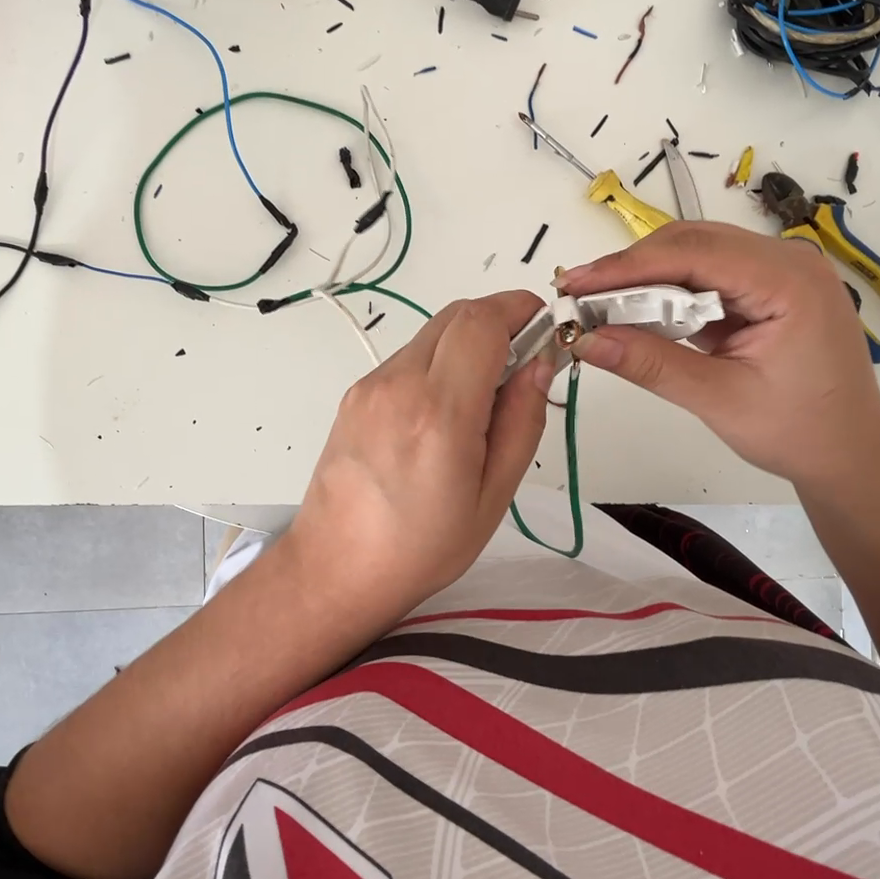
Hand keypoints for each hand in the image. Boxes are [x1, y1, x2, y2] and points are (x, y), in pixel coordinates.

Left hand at [285, 291, 551, 614]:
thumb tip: (539, 364)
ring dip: (466, 345)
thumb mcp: (493, 496)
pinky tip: (442, 413)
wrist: (335, 567)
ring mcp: (369, 386)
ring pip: (430, 334)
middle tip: (521, 365)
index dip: (520, 310)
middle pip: (457, 315)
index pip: (482, 322)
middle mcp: (398, 385)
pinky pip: (407, 359)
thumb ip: (521, 421)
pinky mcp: (354, 394)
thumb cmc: (421, 547)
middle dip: (498, 323)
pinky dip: (436, 365)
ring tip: (481, 399)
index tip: (544, 330)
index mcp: (440, 413)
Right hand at [558, 221, 879, 488]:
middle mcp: (787, 261)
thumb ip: (651, 364)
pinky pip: (706, 276)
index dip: (628, 266)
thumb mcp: (718, 398)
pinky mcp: (765, 289)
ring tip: (596, 301)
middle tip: (577, 294)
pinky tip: (633, 310)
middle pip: (692, 243)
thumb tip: (585, 340)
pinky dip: (666, 291)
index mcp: (789, 280)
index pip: (695, 254)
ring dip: (645, 277)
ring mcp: (778, 272)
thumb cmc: (796, 431)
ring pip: (695, 255)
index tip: (576, 284)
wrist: (848, 453)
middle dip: (631, 267)